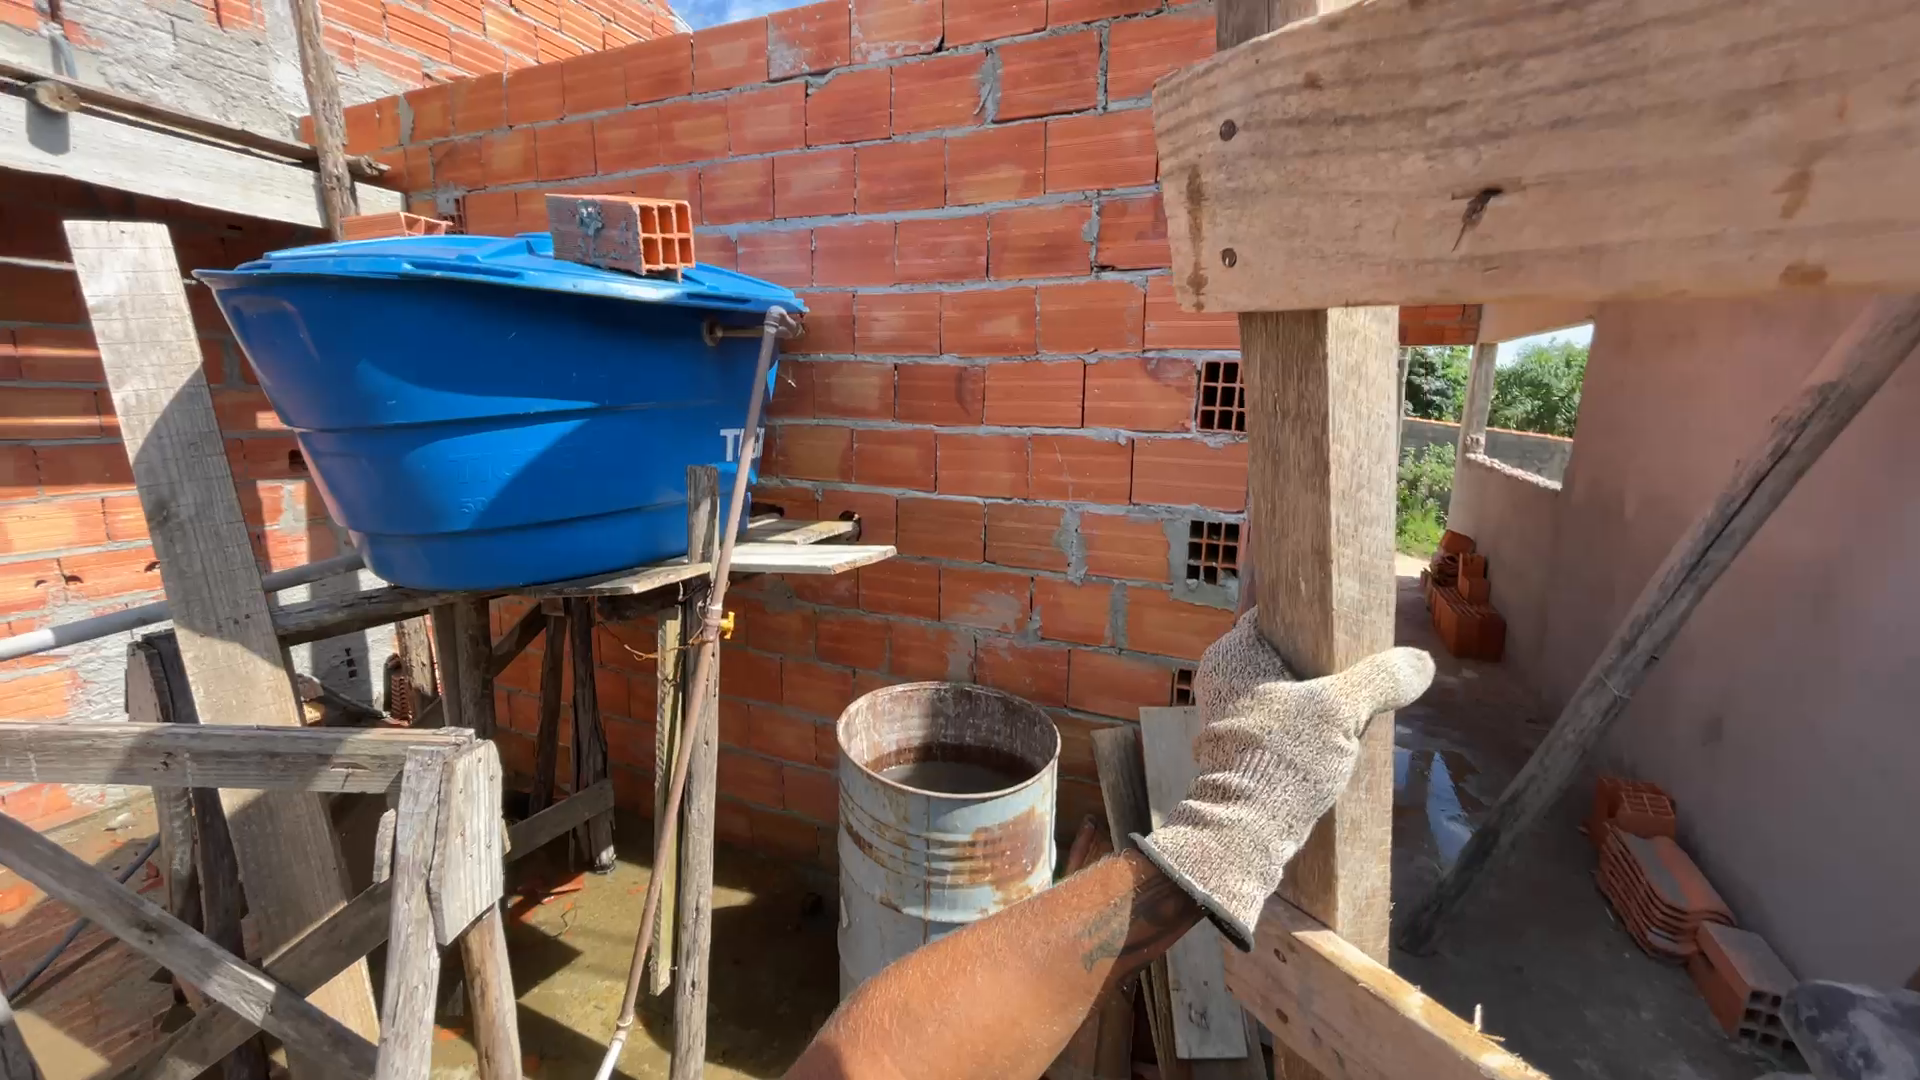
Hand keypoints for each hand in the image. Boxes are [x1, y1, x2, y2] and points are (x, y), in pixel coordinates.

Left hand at [1134, 609, 1433, 948]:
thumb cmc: (1285, 754)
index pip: (1269, 618)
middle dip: (1309, 665)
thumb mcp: (1341, 710)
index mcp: (1232, 652)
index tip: (1339, 634)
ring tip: (1344, 710)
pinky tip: (1322, 740)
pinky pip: (1267, 720)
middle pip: (1274, 656)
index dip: (1304, 622)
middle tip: (1352, 674)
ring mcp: (1220, 711)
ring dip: (1303, 700)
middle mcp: (1218, 676)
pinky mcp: (1229, 744)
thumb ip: (1379, 681)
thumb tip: (1420, 660)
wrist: (1246, 824)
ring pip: (1272, 690)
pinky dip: (1292, 725)